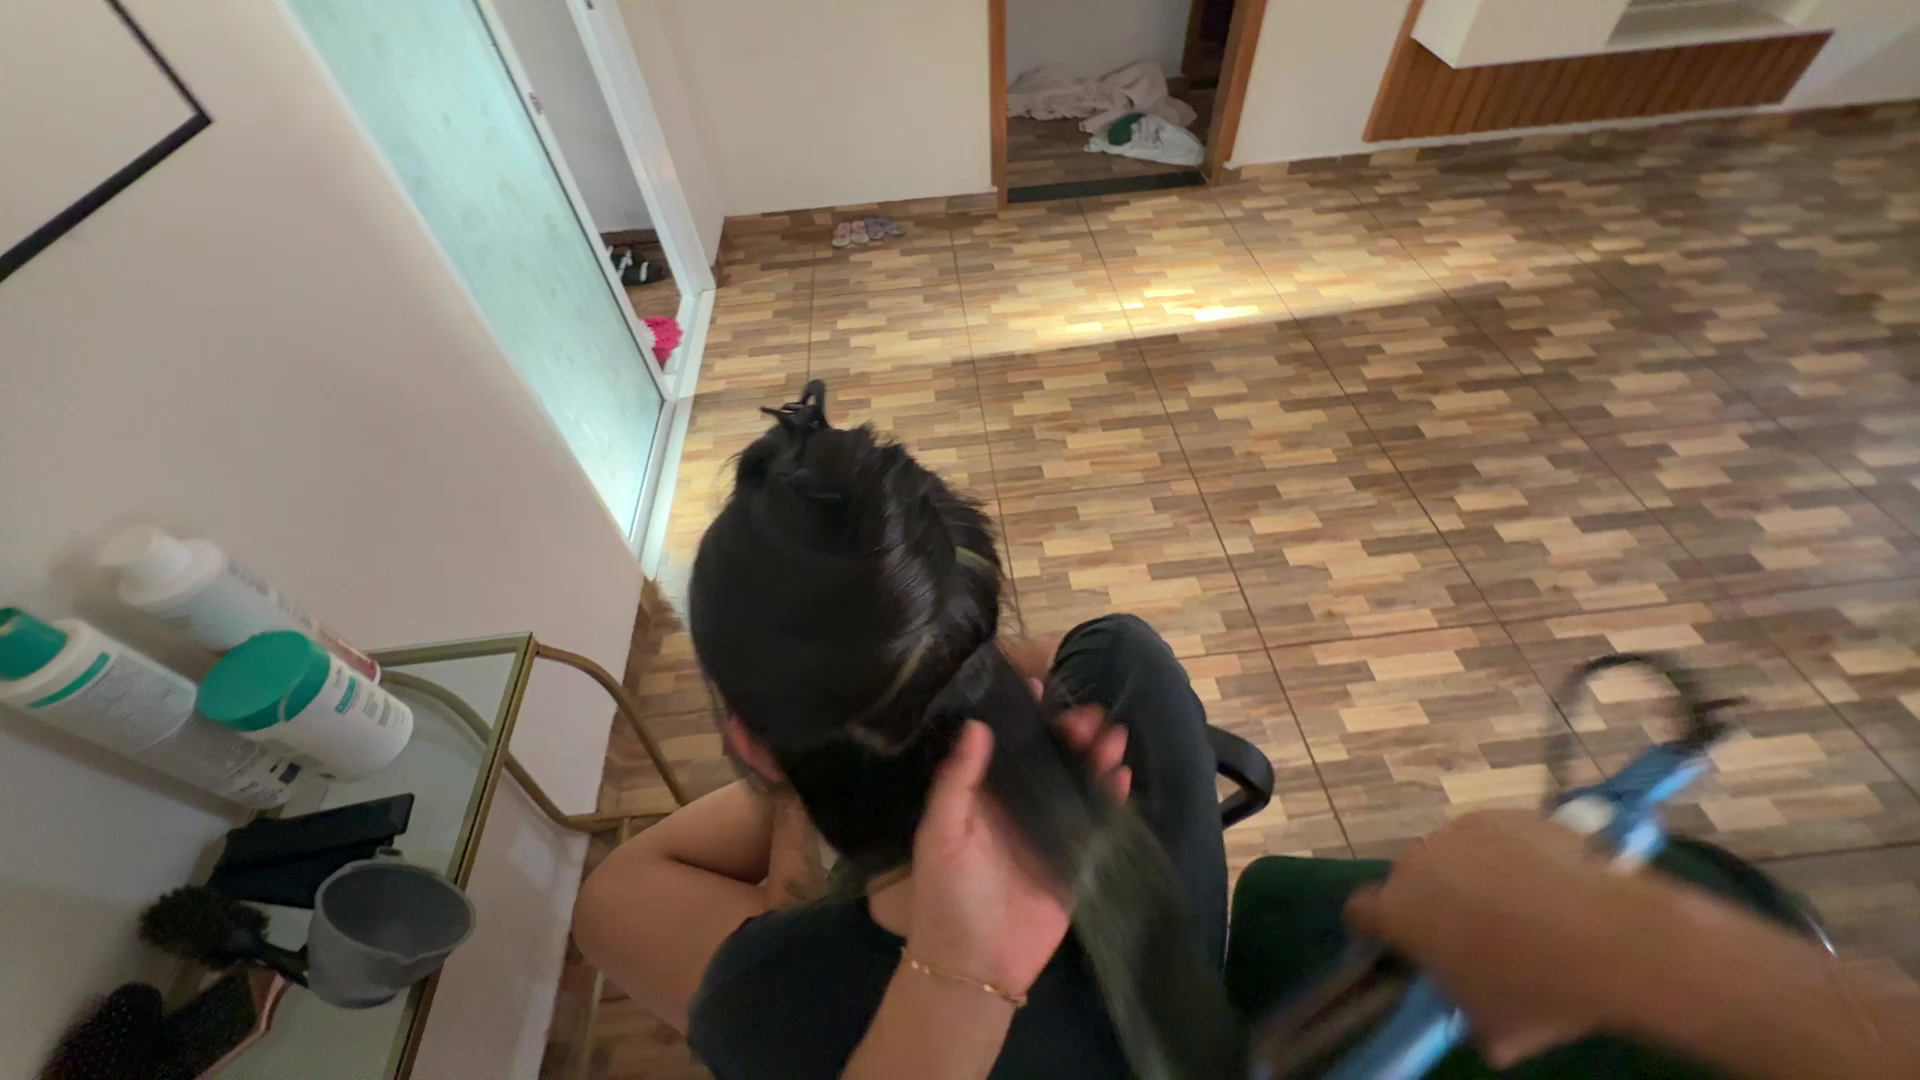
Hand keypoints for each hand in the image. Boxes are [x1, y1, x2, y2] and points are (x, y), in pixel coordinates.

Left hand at [905, 707, 1128, 997]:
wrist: (975, 964)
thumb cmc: (947, 892)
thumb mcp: (940, 832)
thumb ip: (957, 780)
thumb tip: (976, 724)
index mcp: (984, 792)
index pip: (1006, 742)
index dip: (1022, 714)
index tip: (1039, 685)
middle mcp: (1018, 803)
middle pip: (1049, 756)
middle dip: (1070, 731)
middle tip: (1089, 714)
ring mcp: (1049, 828)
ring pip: (1077, 780)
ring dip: (1095, 756)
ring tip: (1113, 735)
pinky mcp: (1075, 856)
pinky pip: (1097, 820)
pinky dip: (1111, 797)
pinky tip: (1122, 777)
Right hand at [1343, 811, 1669, 1066]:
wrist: (1614, 938)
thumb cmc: (1541, 990)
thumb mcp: (1497, 1027)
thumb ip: (1466, 1017)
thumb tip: (1475, 1024)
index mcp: (1397, 912)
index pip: (1360, 912)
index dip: (1375, 929)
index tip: (1401, 945)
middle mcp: (1412, 863)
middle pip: (1408, 882)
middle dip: (1431, 903)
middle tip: (1474, 933)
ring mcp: (1453, 833)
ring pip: (1448, 856)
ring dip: (1466, 876)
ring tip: (1519, 905)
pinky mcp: (1494, 816)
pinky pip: (1488, 837)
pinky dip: (1505, 855)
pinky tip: (1545, 880)